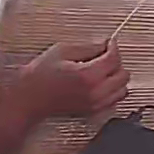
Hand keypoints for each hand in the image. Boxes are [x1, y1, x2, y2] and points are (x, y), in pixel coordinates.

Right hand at [5, 40, 129, 122]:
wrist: (31, 98)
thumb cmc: (41, 75)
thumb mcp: (63, 51)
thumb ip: (88, 48)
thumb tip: (104, 45)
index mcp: (88, 75)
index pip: (114, 59)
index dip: (113, 47)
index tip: (110, 43)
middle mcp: (95, 92)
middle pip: (123, 75)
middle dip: (116, 63)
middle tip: (105, 56)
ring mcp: (95, 103)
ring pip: (122, 89)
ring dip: (117, 78)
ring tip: (103, 70)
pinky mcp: (93, 110)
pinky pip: (114, 100)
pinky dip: (113, 90)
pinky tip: (101, 83)